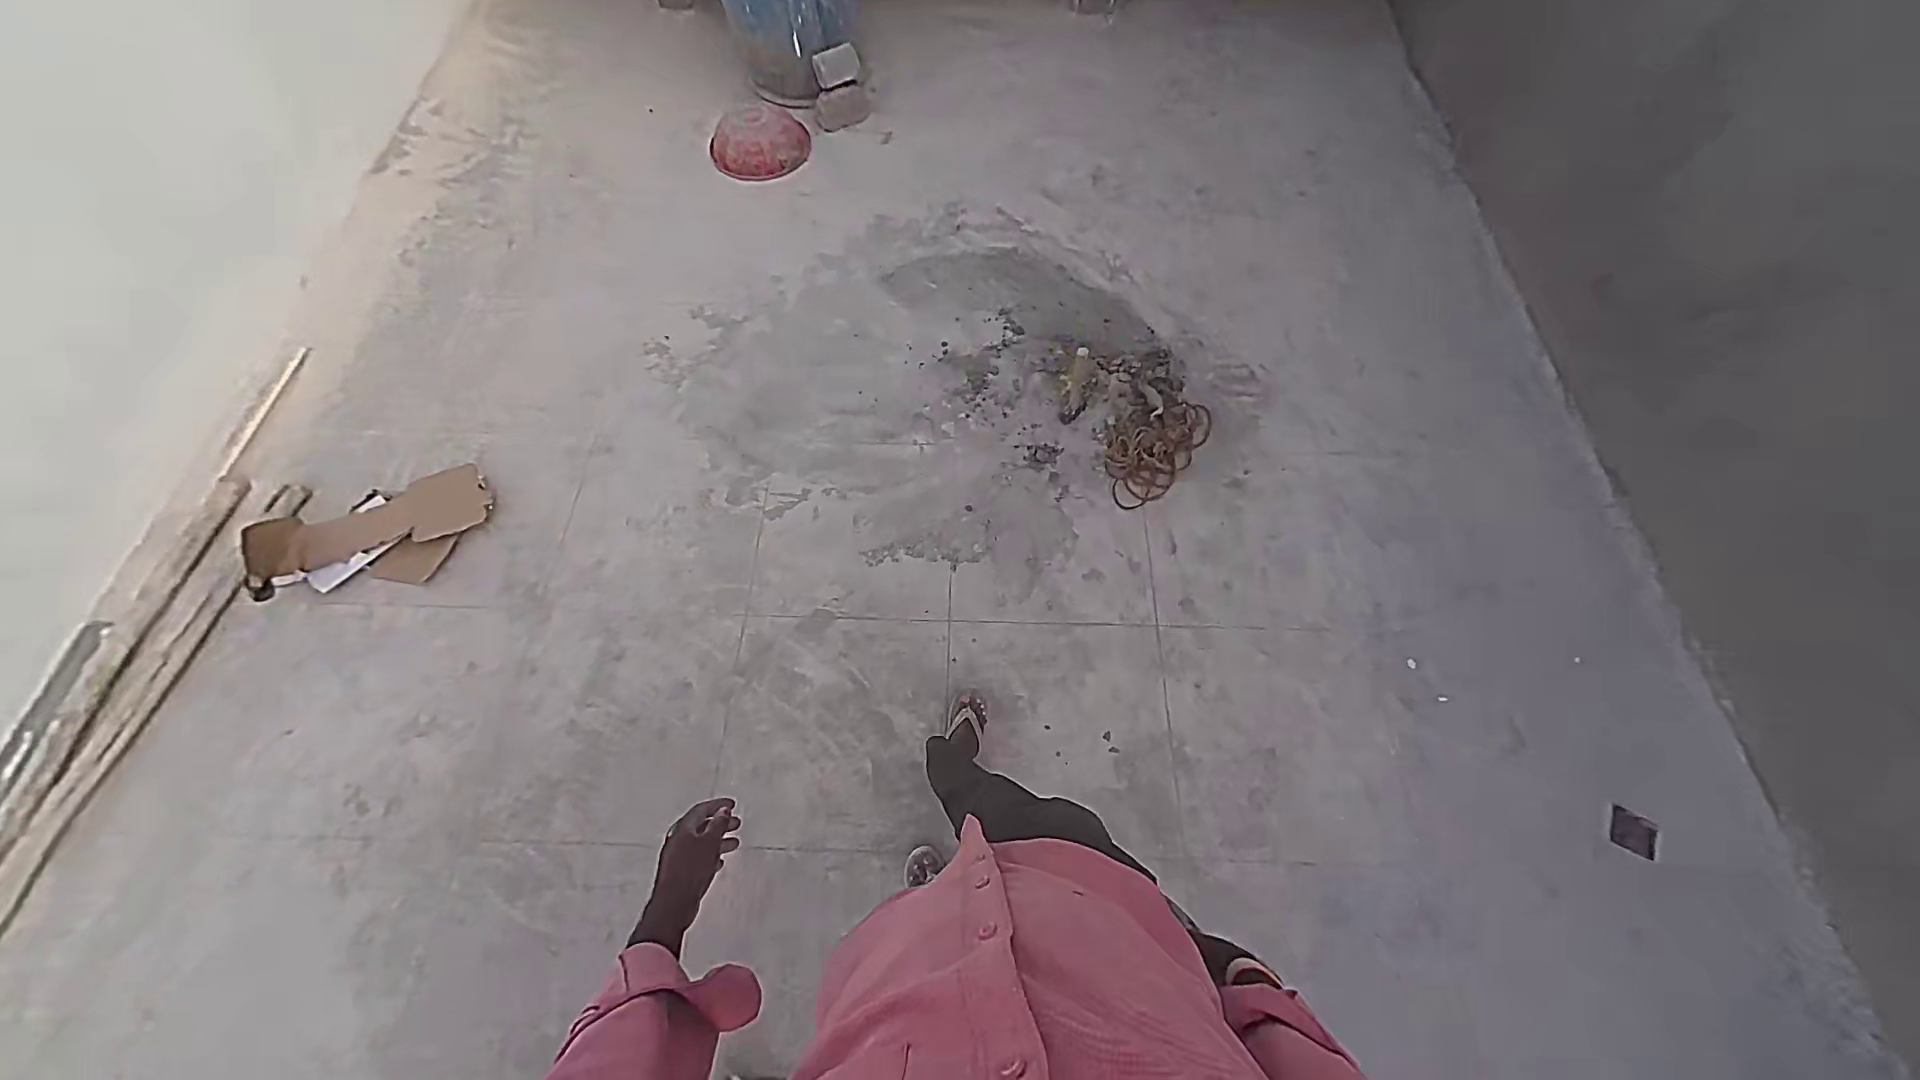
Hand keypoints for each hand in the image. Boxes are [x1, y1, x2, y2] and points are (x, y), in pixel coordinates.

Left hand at [628, 798, 741, 955]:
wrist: (673, 905)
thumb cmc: (689, 872)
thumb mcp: (710, 843)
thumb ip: (718, 825)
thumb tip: (723, 811)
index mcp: (682, 830)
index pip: (701, 810)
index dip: (718, 805)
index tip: (731, 804)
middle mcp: (677, 841)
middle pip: (701, 825)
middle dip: (720, 823)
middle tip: (734, 822)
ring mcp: (677, 857)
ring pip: (701, 842)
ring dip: (718, 840)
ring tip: (733, 842)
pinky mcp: (680, 872)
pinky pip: (698, 857)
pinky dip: (710, 855)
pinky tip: (718, 861)